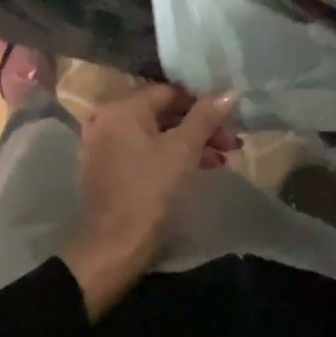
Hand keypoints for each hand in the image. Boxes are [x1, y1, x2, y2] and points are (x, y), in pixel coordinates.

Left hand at [61, 85, 235, 318]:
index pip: (169, 92)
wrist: (114, 245)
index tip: (229, 119)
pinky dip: (169, 156)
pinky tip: (198, 169)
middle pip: (162, 113)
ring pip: (155, 134)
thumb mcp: (183, 150)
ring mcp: (104, 145)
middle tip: (231, 143)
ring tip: (222, 160)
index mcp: (121, 108)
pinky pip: (143, 151)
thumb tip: (228, 92)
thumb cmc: (149, 191)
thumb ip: (205, 117)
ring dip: (189, 144)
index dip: (202, 103)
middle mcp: (107, 119)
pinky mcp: (107, 169)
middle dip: (199, 127)